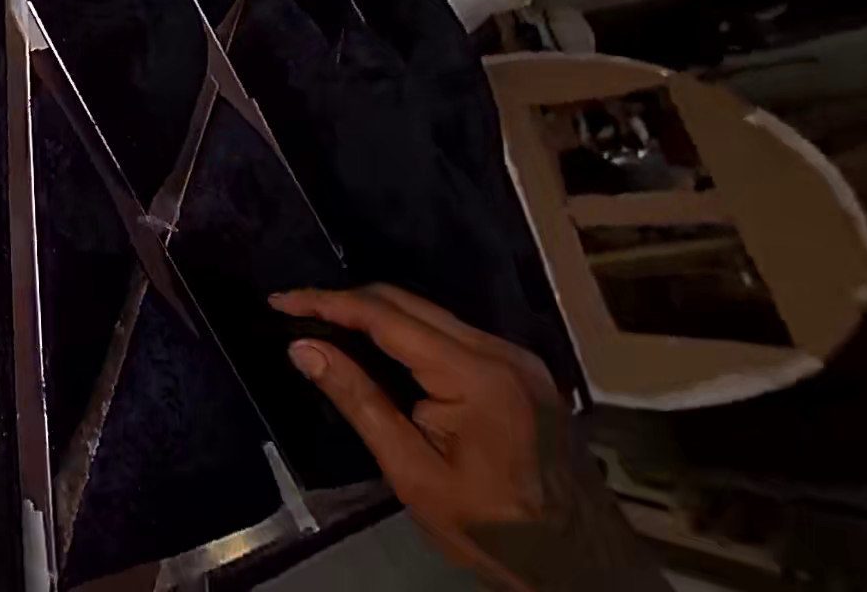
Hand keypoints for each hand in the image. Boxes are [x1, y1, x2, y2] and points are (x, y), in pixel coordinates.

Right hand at [271, 285, 666, 591]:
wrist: (586, 571)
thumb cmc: (492, 530)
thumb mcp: (412, 474)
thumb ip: (358, 400)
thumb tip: (302, 347)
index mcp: (475, 375)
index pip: (384, 316)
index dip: (326, 302)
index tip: (281, 300)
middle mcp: (498, 349)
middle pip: (403, 302)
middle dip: (344, 301)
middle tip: (296, 310)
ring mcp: (513, 355)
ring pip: (424, 310)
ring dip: (371, 312)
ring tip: (325, 323)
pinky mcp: (518, 366)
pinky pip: (445, 329)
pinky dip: (401, 328)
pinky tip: (376, 344)